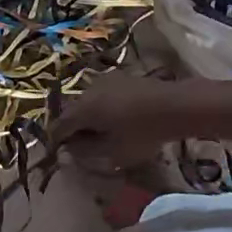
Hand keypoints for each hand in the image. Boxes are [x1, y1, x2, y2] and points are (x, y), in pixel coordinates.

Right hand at [51, 71, 193, 168]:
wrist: (174, 105)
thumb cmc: (141, 133)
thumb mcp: (112, 152)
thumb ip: (85, 152)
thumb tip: (68, 150)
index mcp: (82, 108)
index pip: (59, 126)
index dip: (57, 141)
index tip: (61, 154)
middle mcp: (88, 90)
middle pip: (73, 112)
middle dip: (74, 129)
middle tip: (83, 147)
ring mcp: (104, 80)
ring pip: (88, 102)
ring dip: (90, 118)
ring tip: (102, 134)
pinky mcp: (120, 78)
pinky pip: (103, 96)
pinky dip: (103, 108)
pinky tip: (117, 120)